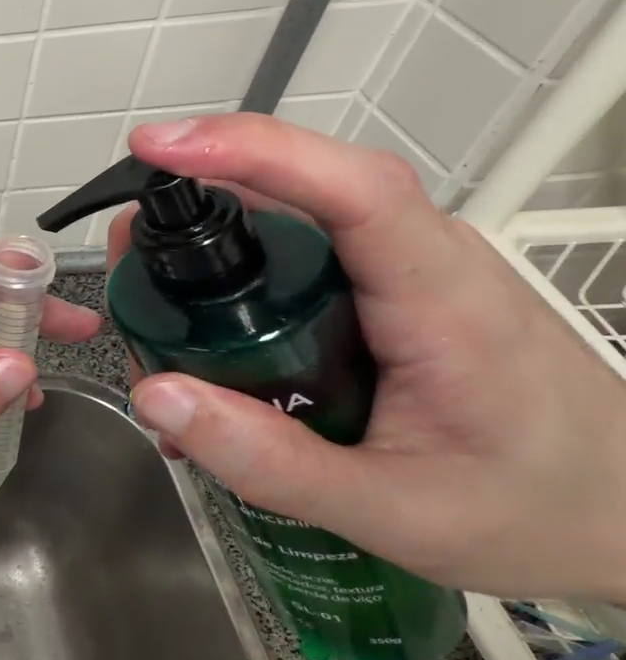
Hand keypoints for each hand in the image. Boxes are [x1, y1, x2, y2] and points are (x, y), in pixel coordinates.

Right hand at [115, 113, 625, 601]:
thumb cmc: (538, 513)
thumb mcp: (395, 513)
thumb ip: (271, 462)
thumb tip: (154, 393)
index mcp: (444, 302)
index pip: (352, 189)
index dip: (249, 150)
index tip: (158, 146)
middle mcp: (423, 261)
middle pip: (296, 190)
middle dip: (191, 202)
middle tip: (122, 263)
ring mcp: (403, 270)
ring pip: (287, 219)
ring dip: (204, 243)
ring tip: (149, 307)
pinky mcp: (384, 288)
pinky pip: (295, 254)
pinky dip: (231, 274)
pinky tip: (200, 329)